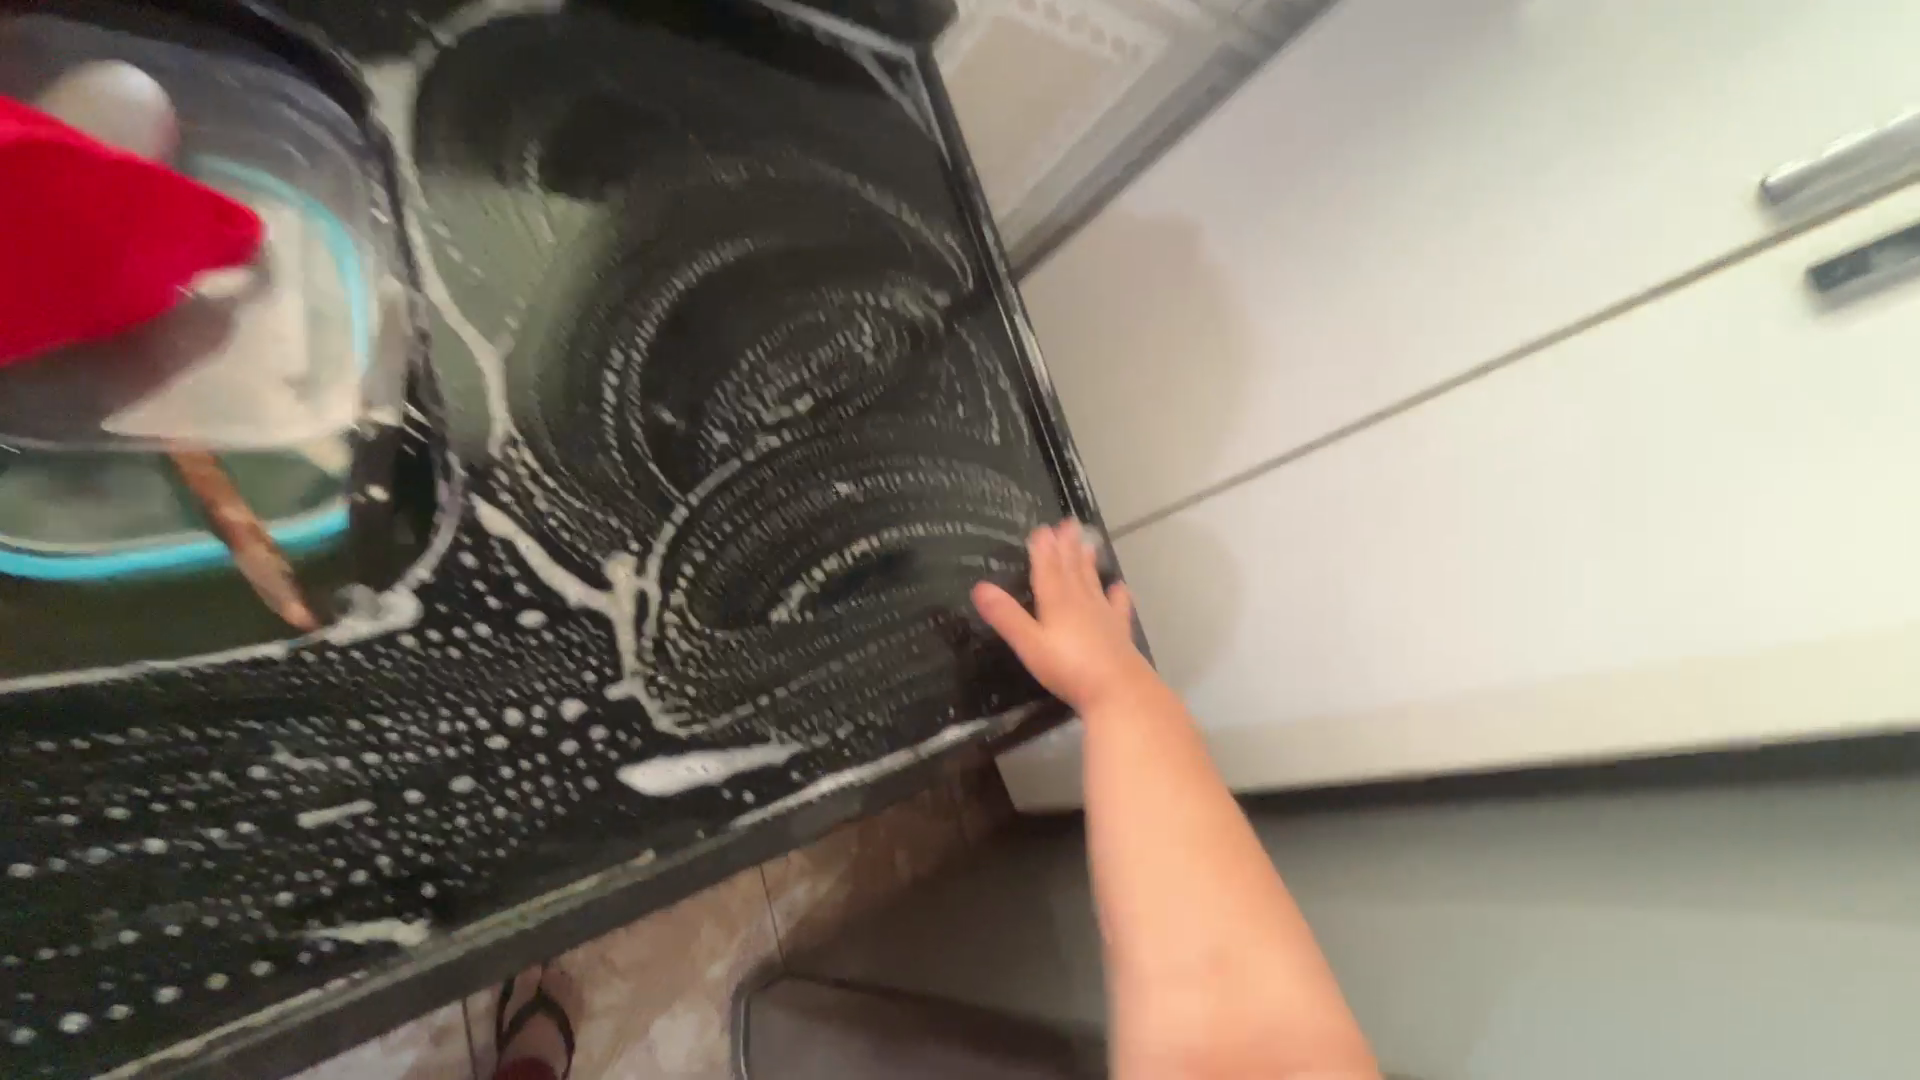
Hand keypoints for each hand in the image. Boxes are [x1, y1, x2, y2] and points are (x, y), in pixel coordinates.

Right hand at [973, 520, 1155, 712]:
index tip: (1042, 528)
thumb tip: (979, 587)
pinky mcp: (1119, 633)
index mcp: (1057, 602)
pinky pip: (1117, 607)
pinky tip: (1120, 587)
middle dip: (1067, 547)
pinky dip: (1118, 595)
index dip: (1043, 548)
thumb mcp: (1030, 643)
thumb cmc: (1069, 667)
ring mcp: (1103, 616)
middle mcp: (1081, 602)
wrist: (1119, 690)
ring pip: (1092, 582)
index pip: (1047, 569)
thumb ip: (1006, 616)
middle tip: (1069, 523)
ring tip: (1089, 543)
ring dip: (1088, 562)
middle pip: (1072, 569)